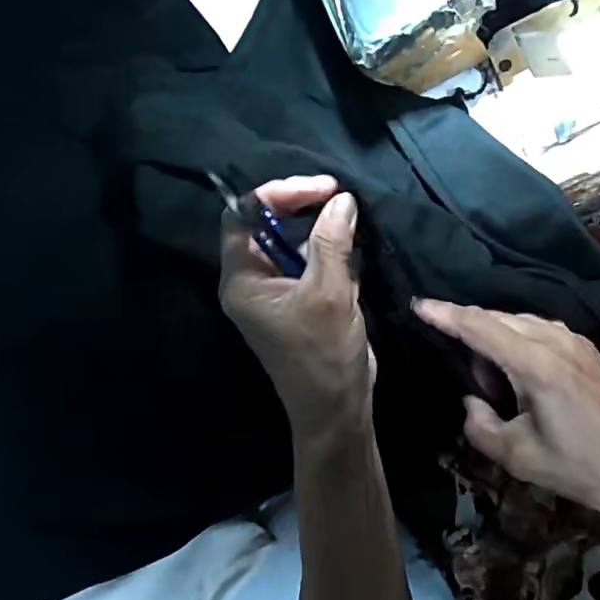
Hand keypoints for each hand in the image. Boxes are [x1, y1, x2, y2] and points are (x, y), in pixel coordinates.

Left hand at [219, 176, 374, 445]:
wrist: (337, 410)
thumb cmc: (323, 354)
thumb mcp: (328, 293)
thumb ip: (332, 241)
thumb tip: (342, 199)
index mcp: (243, 279)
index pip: (244, 216)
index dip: (278, 194)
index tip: (321, 189)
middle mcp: (255, 281)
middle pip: (270, 225)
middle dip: (305, 208)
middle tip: (341, 197)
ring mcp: (280, 291)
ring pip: (296, 243)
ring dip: (324, 230)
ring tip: (353, 222)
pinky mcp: (303, 300)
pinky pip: (313, 263)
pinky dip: (334, 252)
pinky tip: (356, 249)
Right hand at [414, 299, 599, 533]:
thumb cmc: (587, 468)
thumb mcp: (521, 457)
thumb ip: (481, 426)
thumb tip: (471, 402)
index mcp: (536, 363)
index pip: (479, 326)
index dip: (445, 314)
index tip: (418, 304)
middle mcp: (555, 339)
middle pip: (497, 318)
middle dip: (471, 337)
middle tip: (476, 388)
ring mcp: (574, 341)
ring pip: (517, 322)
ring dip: (496, 343)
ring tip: (500, 391)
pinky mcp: (586, 350)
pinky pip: (537, 330)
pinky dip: (516, 344)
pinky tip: (520, 379)